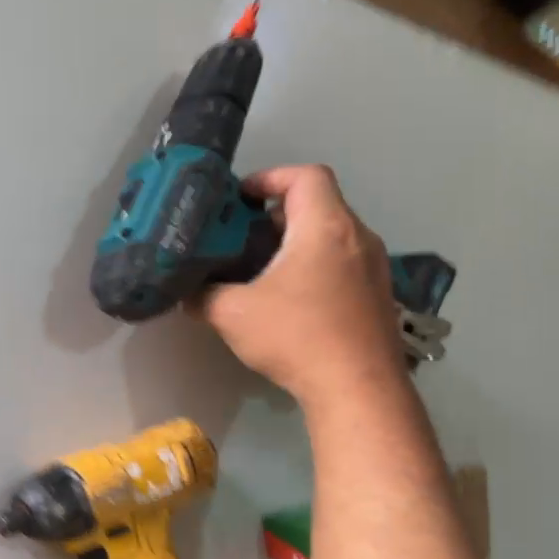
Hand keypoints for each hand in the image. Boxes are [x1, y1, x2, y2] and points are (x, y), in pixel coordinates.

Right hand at [195, 165, 402, 405]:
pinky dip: (306, 263)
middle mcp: (356, 236)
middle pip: (317, 205)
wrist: (354, 381)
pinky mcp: (372, 291)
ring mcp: (370, 264)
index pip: (305, 177)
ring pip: (327, 234)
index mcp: (324, 228)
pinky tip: (280, 295)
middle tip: (234, 235)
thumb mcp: (231, 314)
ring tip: (252, 266)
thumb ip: (203, 296)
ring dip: (289, 241)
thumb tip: (186, 293)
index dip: (270, 178)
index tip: (238, 197)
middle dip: (272, 214)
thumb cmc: (294, 334)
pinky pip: (336, 260)